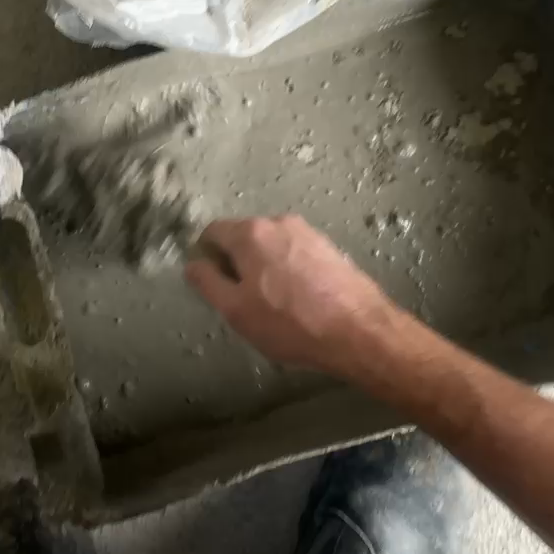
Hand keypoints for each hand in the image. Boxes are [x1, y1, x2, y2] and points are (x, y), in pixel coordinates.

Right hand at [185, 215, 402, 375]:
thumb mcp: (237, 311)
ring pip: (270, 245)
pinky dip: (288, 269)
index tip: (214, 283)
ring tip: (274, 303)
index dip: (206, 256)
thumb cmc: (290, 323)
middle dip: (236, 262)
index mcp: (250, 232)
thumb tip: (193, 264)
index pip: (212, 231)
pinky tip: (300, 299)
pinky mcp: (328, 246)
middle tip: (243, 299)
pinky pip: (294, 252)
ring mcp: (307, 232)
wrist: (360, 331)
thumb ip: (208, 283)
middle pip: (242, 236)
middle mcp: (277, 222)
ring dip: (263, 266)